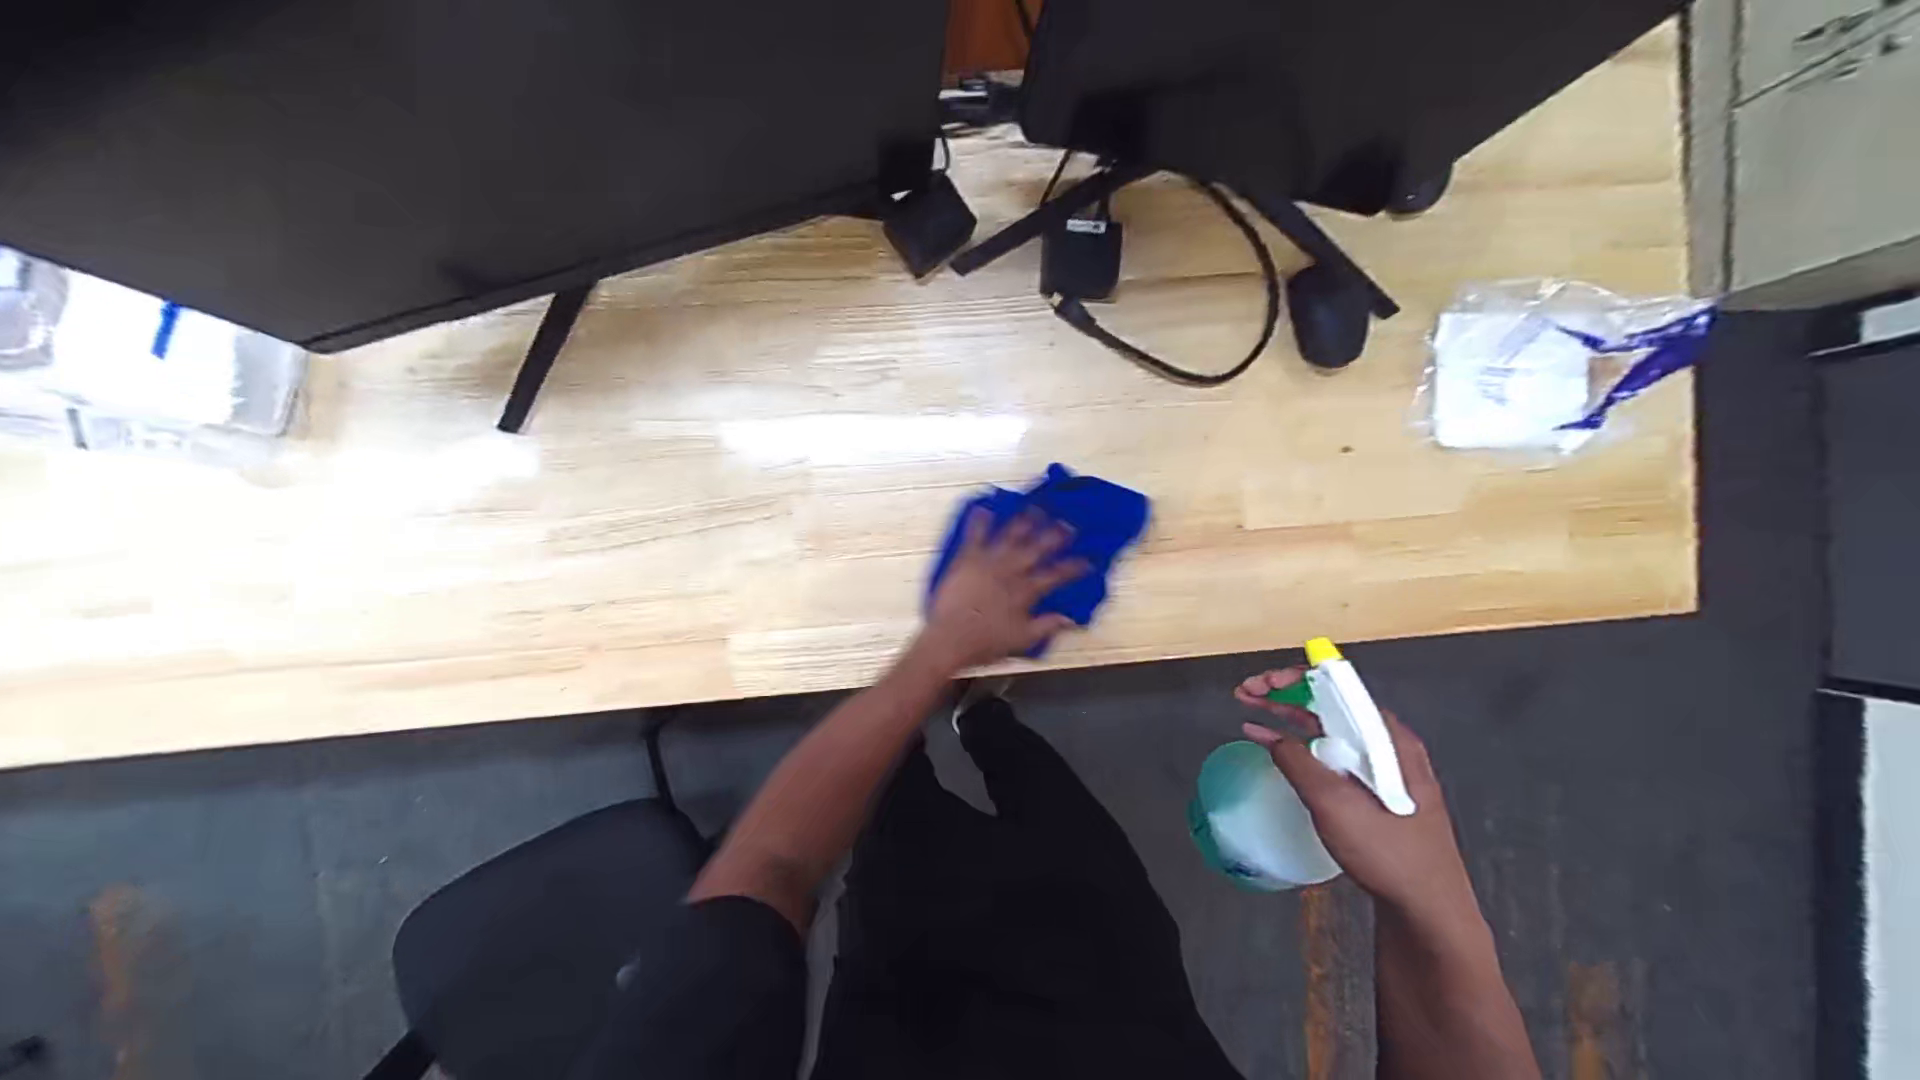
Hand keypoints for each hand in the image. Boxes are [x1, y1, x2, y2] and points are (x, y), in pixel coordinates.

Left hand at [914, 508, 1090, 674]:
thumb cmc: (985, 643)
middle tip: (1067, 524)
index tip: (1088, 561)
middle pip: (1036, 549)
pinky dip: (979, 521)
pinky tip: (984, 508)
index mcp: (1025, 591)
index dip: (1074, 567)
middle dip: (1054, 535)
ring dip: (1023, 521)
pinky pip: (974, 536)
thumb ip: (1047, 626)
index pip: (1056, 575)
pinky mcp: (966, 560)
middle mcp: (1010, 571)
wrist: (949, 639)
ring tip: (1035, 508)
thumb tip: (1071, 619)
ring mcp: (987, 562)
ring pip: (1009, 536)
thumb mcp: (1022, 639)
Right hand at [1235, 669, 1479, 931]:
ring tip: (1249, 706)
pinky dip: (1296, 740)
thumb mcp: (1333, 803)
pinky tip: (1267, 740)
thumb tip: (1271, 737)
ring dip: (1286, 713)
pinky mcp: (1370, 786)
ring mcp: (1378, 765)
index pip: (1337, 687)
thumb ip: (1297, 762)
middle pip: (1329, 702)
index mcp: (1386, 737)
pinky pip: (1329, 749)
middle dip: (1284, 692)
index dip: (1295, 678)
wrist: (1427, 910)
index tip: (1262, 683)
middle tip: (1246, 692)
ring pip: (1326, 724)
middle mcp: (1385, 743)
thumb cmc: (1387, 853)